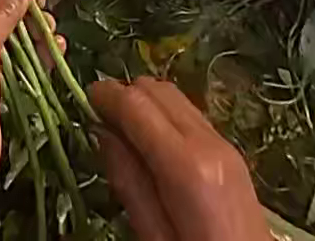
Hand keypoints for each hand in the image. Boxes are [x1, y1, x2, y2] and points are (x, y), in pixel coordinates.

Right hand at [89, 77, 271, 240]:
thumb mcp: (154, 239)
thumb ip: (128, 181)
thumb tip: (101, 131)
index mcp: (187, 167)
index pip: (136, 104)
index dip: (106, 95)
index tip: (83, 100)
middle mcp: (207, 142)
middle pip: (155, 88)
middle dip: (123, 95)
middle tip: (100, 120)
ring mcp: (223, 143)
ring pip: (172, 94)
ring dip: (143, 101)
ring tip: (123, 131)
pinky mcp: (230, 150)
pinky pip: (187, 112)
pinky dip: (162, 113)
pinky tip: (151, 141)